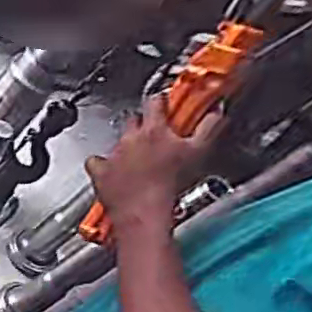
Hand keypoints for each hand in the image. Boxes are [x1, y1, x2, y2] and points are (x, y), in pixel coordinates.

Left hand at [87, 95, 220, 227]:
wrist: (144, 211)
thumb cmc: (169, 184)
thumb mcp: (198, 151)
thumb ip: (209, 127)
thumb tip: (216, 113)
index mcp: (153, 130)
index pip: (154, 102)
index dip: (160, 101)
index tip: (164, 103)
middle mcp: (129, 139)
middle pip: (133, 120)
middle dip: (143, 124)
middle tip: (154, 136)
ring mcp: (112, 155)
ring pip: (116, 142)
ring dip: (126, 146)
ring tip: (138, 158)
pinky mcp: (100, 172)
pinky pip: (95, 162)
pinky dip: (100, 163)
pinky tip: (109, 168)